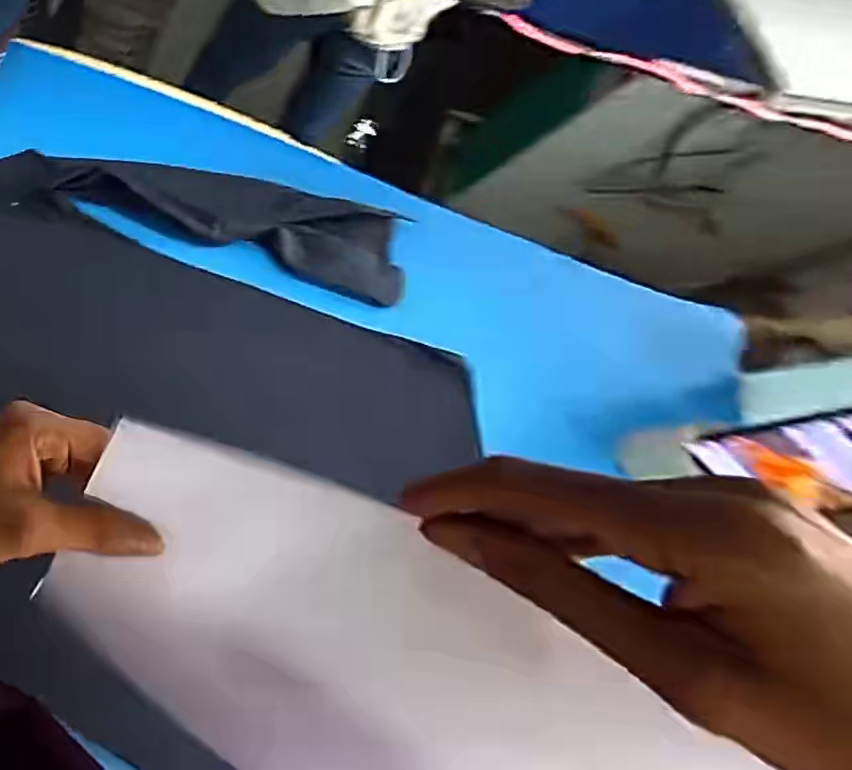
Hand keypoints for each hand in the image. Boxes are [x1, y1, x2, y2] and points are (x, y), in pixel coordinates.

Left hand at [0, 401, 163, 572]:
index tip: (171, 504)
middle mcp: (28, 425)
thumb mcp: (33, 527)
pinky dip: (74, 501)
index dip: (134, 472)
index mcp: (33, 425)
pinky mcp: (10, 466)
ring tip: (141, 531)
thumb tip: (154, 536)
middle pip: (88, 453)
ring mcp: (17, 445)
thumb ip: (95, 527)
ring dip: (98, 497)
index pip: (99, 442)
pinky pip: (55, 478)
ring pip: (73, 468)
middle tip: (164, 523)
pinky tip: (99, 528)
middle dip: (118, 487)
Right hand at [401, 457, 851, 769]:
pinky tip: (556, 546)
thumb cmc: (835, 729)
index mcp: (706, 528)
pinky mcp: (754, 514)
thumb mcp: (687, 675)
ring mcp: (743, 499)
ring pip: (598, 495)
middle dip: (490, 504)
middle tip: (434, 529)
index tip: (404, 505)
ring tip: (479, 538)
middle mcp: (719, 493)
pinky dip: (584, 527)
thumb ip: (557, 589)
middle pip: (566, 485)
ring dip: (534, 516)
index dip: (459, 489)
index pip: (540, 487)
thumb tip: (455, 534)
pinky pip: (637, 509)